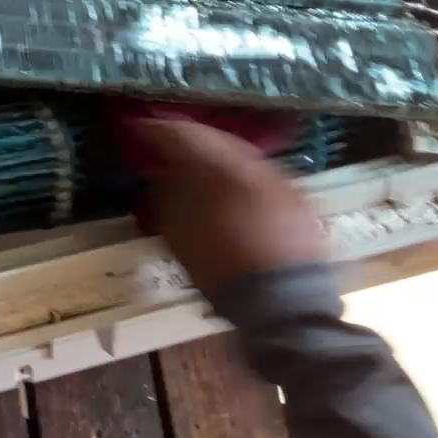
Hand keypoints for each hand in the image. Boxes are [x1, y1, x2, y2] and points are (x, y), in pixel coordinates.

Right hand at [127, 117, 326, 297]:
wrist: (288, 309)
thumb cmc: (223, 269)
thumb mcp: (181, 231)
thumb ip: (168, 192)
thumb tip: (160, 170)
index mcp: (227, 172)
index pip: (187, 136)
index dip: (158, 130)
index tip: (137, 127)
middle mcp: (260, 168)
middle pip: (218, 138)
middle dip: (188, 136)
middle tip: (163, 136)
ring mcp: (284, 184)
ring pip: (242, 153)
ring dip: (214, 150)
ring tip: (191, 156)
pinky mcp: (300, 202)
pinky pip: (260, 172)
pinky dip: (237, 169)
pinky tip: (224, 180)